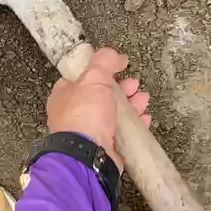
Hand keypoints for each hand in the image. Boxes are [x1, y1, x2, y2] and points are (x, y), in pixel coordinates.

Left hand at [45, 47, 150, 166]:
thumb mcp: (93, 78)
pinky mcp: (106, 147)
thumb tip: (115, 54)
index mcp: (65, 96)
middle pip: (102, 96)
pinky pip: (123, 133)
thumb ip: (104, 62)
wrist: (88, 156)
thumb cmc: (84, 116)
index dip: (103, 71)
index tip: (119, 66)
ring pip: (114, 114)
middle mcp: (76, 115)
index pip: (84, 78)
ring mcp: (91, 133)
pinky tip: (144, 119)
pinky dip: (135, 125)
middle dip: (122, 88)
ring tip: (143, 100)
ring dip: (131, 105)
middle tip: (134, 84)